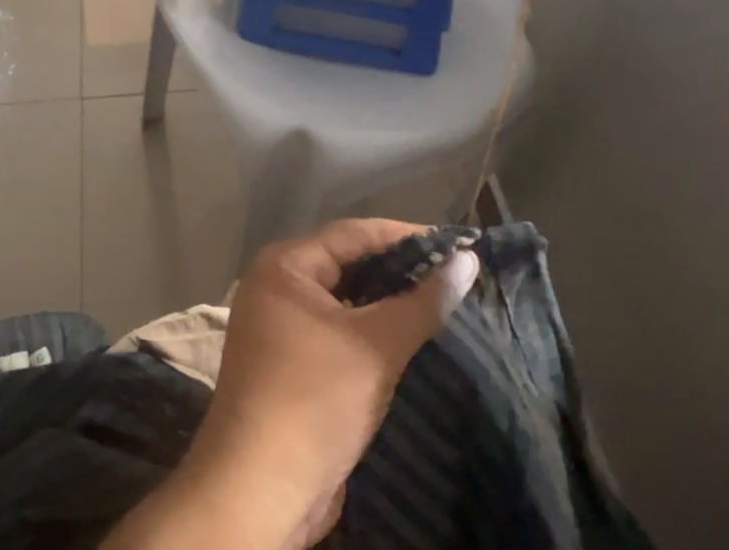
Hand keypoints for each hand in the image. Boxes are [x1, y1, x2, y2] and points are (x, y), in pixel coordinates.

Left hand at [165, 220, 477, 547]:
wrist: (259, 495)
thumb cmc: (313, 401)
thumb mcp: (376, 345)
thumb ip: (424, 301)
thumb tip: (470, 261)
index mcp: (284, 267)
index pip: (355, 233)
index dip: (409, 236)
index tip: (459, 245)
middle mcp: (277, 289)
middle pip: (350, 265)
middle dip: (402, 270)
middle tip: (456, 274)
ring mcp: (281, 329)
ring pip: (347, 302)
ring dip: (391, 303)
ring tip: (444, 302)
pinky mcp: (292, 365)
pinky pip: (341, 332)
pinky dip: (374, 331)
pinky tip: (413, 337)